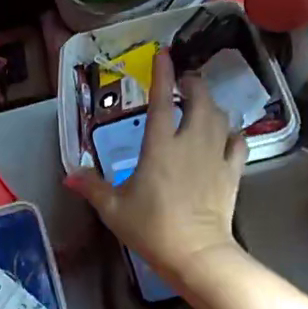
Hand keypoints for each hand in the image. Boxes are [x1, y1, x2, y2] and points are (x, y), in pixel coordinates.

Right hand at [67, 52, 246, 280]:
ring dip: (212, 105)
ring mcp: (216, 155)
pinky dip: (233, 133)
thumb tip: (69, 175)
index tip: (164, 54)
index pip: (162, 100)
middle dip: (194, 84)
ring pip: (220, 116)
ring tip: (202, 105)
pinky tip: (227, 135)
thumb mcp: (114, 209)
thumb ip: (92, 187)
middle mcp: (190, 142)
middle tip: (186, 82)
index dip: (163, 74)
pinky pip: (238, 142)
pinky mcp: (233, 172)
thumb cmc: (151, 228)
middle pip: (200, 99)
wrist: (196, 253)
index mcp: (160, 145)